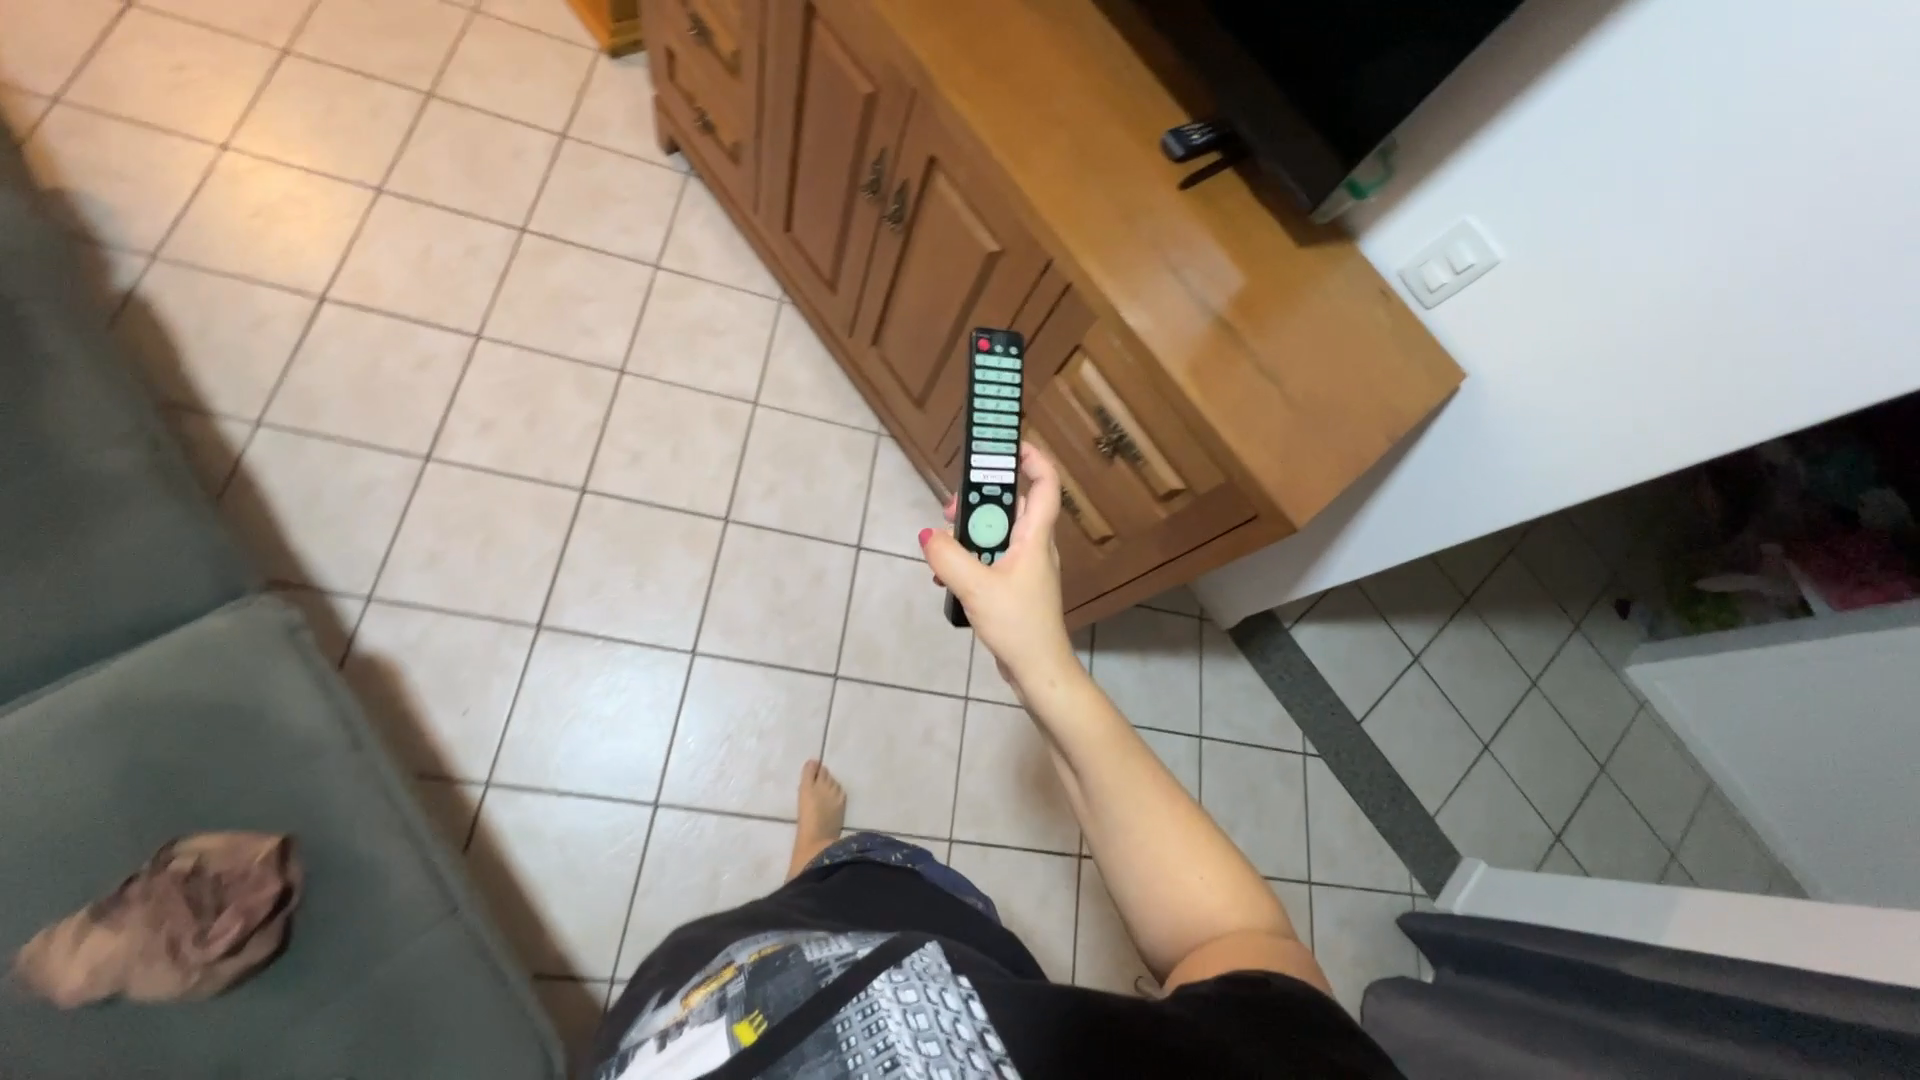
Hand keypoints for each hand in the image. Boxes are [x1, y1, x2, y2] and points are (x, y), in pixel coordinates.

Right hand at [920, 443, 1079, 694]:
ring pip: (996, 536)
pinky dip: (969, 561)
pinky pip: (991, 561)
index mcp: (1035, 538)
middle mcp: (1034, 547)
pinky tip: (947, 579)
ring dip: (968, 537)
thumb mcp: (976, 588)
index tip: (1008, 443)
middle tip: (950, 510)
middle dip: (978, 503)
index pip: (1045, 485)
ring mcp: (1025, 569)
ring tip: (942, 550)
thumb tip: (927, 535)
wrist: (1037, 670)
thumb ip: (948, 558)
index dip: (1032, 458)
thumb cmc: (1017, 624)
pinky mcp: (1015, 588)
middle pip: (1010, 508)